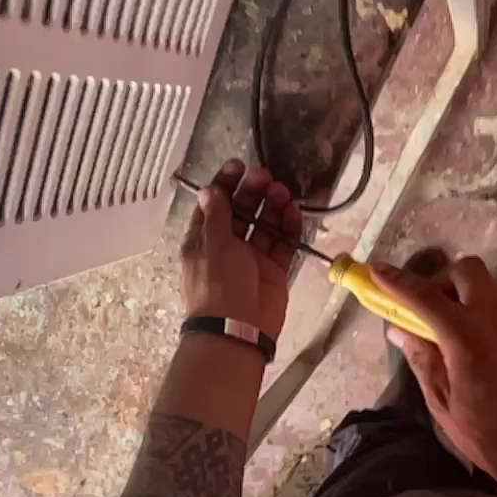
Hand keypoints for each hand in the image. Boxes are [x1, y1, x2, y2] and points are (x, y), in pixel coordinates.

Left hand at [180, 161, 301, 339]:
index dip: (225, 185)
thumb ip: (217, 216)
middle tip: (266, 177)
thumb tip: (210, 190)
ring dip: (273, 207)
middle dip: (253, 193)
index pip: (214, 205)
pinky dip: (288, 228)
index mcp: (203, 241)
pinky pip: (283, 244)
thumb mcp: (213, 245)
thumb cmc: (218, 285)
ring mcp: (252, 259)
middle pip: (242, 213)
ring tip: (283, 193)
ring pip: (264, 226)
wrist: (237, 330)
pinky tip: (293, 212)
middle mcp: (227, 247)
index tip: (239, 166)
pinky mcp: (273, 271)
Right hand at [372, 256, 496, 496]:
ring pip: (488, 286)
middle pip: (468, 271)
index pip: (426, 298)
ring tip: (446, 329)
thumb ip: (421, 358)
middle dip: (440, 280)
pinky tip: (470, 344)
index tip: (377, 271)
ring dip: (461, 294)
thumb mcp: (440, 401)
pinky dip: (479, 311)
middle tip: (424, 309)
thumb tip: (401, 330)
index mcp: (469, 340)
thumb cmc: (485, 435)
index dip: (398, 282)